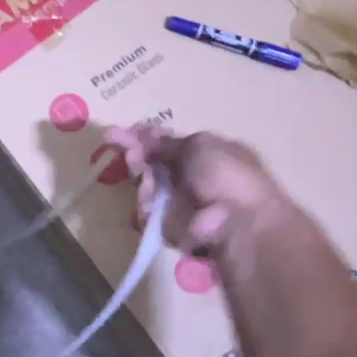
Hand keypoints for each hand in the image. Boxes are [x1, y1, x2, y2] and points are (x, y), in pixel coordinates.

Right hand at [107, 126, 289, 250]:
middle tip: (119, 143)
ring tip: (136, 165)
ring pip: (146, 185)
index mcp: (207, 154)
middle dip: (136, 152)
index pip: (170, 143)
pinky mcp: (167, 225)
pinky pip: (147, 210)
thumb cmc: (225, 175)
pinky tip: (149, 196)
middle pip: (153, 163)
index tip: (125, 131)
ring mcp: (178, 202)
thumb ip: (167, 142)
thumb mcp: (199, 145)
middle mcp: (191, 177)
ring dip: (139, 173)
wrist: (237, 222)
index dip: (146, 136)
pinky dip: (145, 202)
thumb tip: (145, 137)